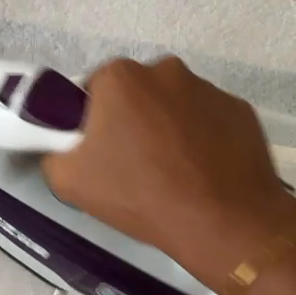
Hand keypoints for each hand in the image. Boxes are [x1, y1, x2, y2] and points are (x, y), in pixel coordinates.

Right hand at [41, 56, 295, 283]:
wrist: (222, 223)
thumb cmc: (138, 194)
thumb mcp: (67, 181)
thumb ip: (54, 153)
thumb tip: (65, 148)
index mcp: (120, 78)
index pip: (92, 88)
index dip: (90, 119)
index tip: (96, 149)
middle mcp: (166, 71)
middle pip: (135, 92)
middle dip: (130, 117)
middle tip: (130, 161)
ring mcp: (209, 89)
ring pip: (173, 104)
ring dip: (166, 127)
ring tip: (169, 170)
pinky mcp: (241, 110)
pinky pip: (207, 120)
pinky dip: (200, 138)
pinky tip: (199, 171)